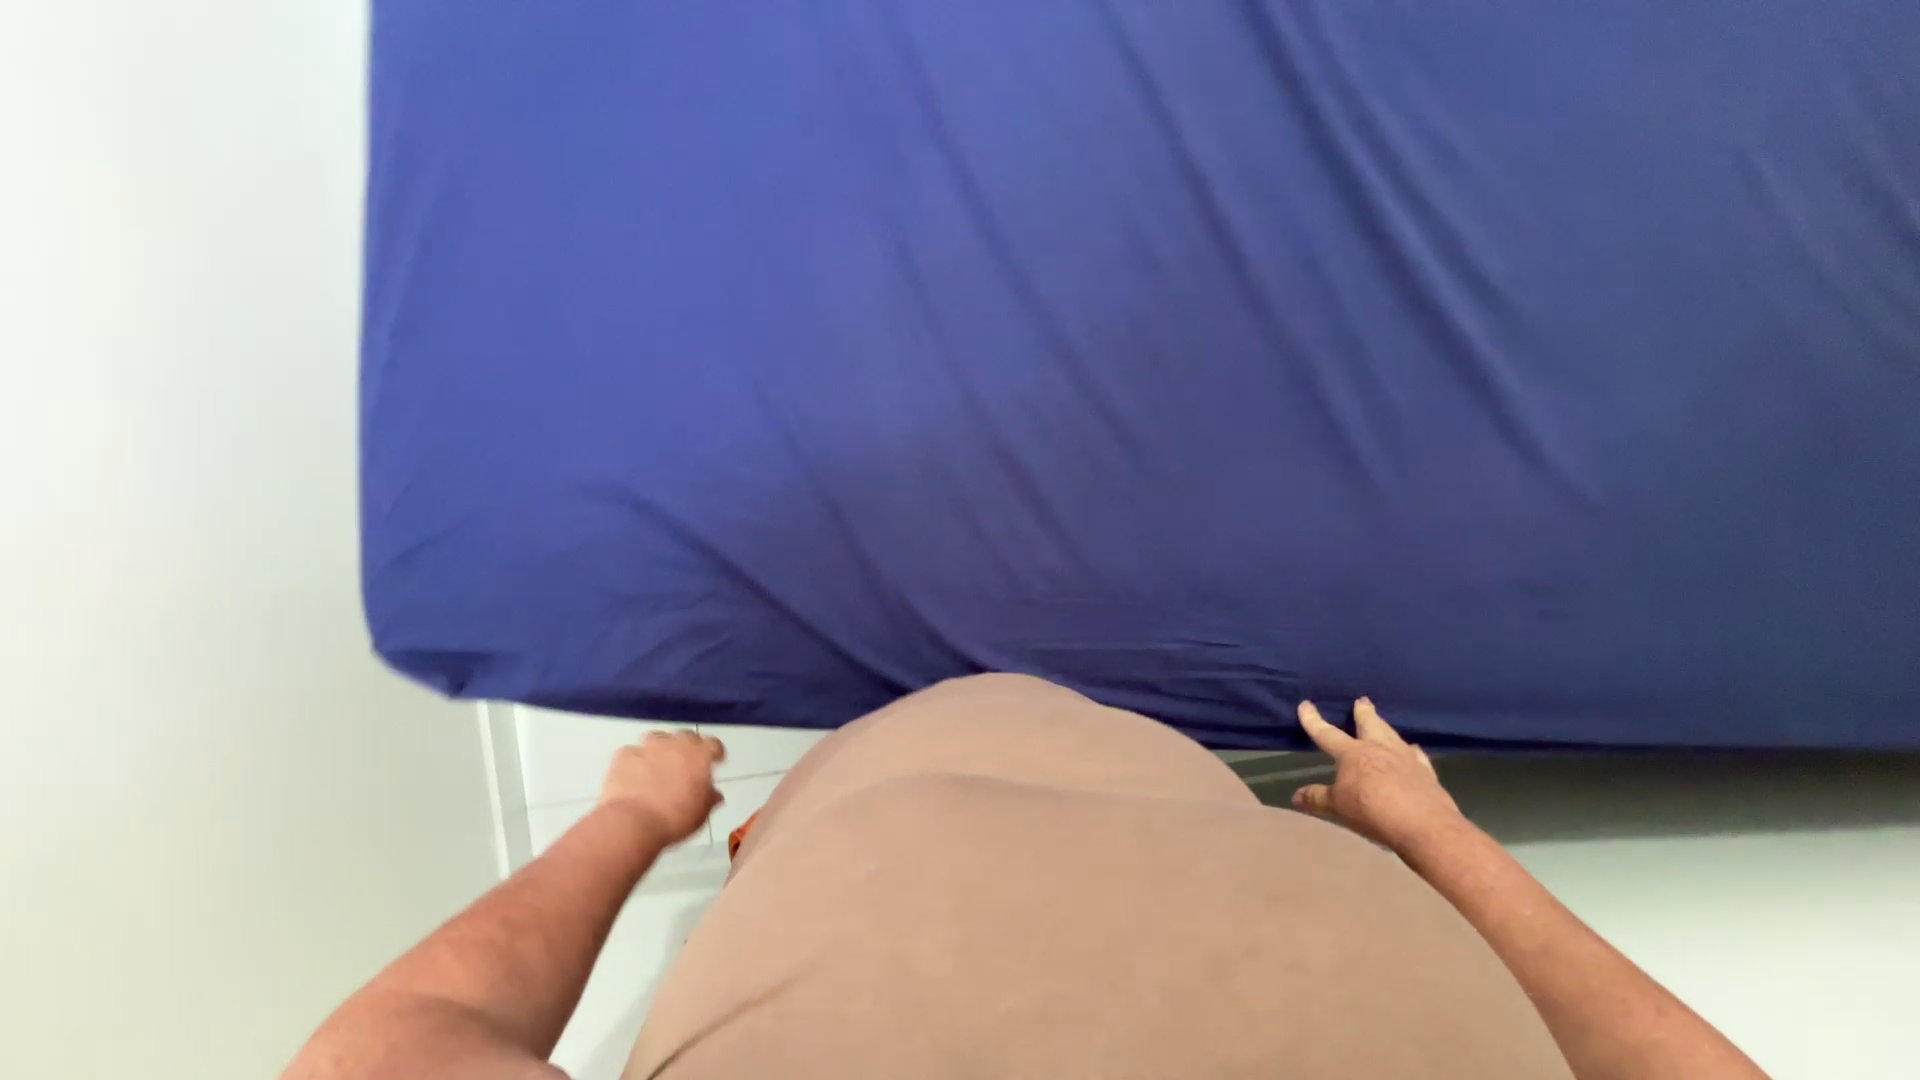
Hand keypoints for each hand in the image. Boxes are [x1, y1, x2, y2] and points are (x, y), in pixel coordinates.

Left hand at [599, 730, 725, 843]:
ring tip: (657, 764)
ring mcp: (648, 747)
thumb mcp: (701, 814)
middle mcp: (676, 744)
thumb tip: (714, 794)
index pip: (714, 744)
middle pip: (686, 736)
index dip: (715, 752)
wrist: (632, 822)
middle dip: (688, 747)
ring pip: (657, 738)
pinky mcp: (623, 755)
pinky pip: (631, 752)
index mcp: (700, 755)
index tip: (715, 761)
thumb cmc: (675, 819)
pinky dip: (634, 761)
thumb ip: (709, 798)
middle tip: (685, 765)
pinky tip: (632, 775)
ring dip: (660, 748)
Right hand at [1292, 698, 1463, 852]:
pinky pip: (1417, 756)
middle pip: (1369, 724)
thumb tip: (1295, 796)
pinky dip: (1412, 751)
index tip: (1306, 704)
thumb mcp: (1338, 807)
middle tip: (1362, 700)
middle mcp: (1379, 748)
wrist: (1424, 825)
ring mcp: (1406, 759)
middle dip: (1363, 711)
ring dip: (1385, 727)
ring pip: (1393, 735)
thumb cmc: (1372, 811)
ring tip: (1383, 724)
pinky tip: (1413, 750)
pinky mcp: (1427, 773)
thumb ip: (1317, 798)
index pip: (1327, 733)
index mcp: (1352, 753)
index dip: (1314, 719)